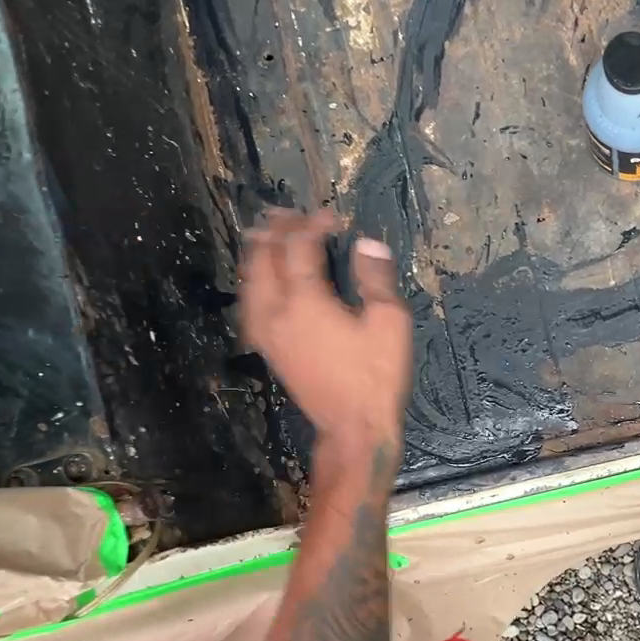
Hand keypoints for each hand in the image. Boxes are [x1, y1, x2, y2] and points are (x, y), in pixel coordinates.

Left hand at [240, 209, 413, 471]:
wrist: (353, 427)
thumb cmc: (376, 376)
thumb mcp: (389, 323)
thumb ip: (376, 279)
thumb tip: (368, 243)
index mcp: (307, 300)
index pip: (301, 249)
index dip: (313, 225)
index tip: (331, 215)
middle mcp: (277, 311)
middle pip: (265, 259)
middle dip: (275, 232)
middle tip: (287, 213)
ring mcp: (267, 332)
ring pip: (250, 280)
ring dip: (257, 253)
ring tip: (265, 236)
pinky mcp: (268, 349)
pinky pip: (250, 304)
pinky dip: (253, 281)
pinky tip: (260, 282)